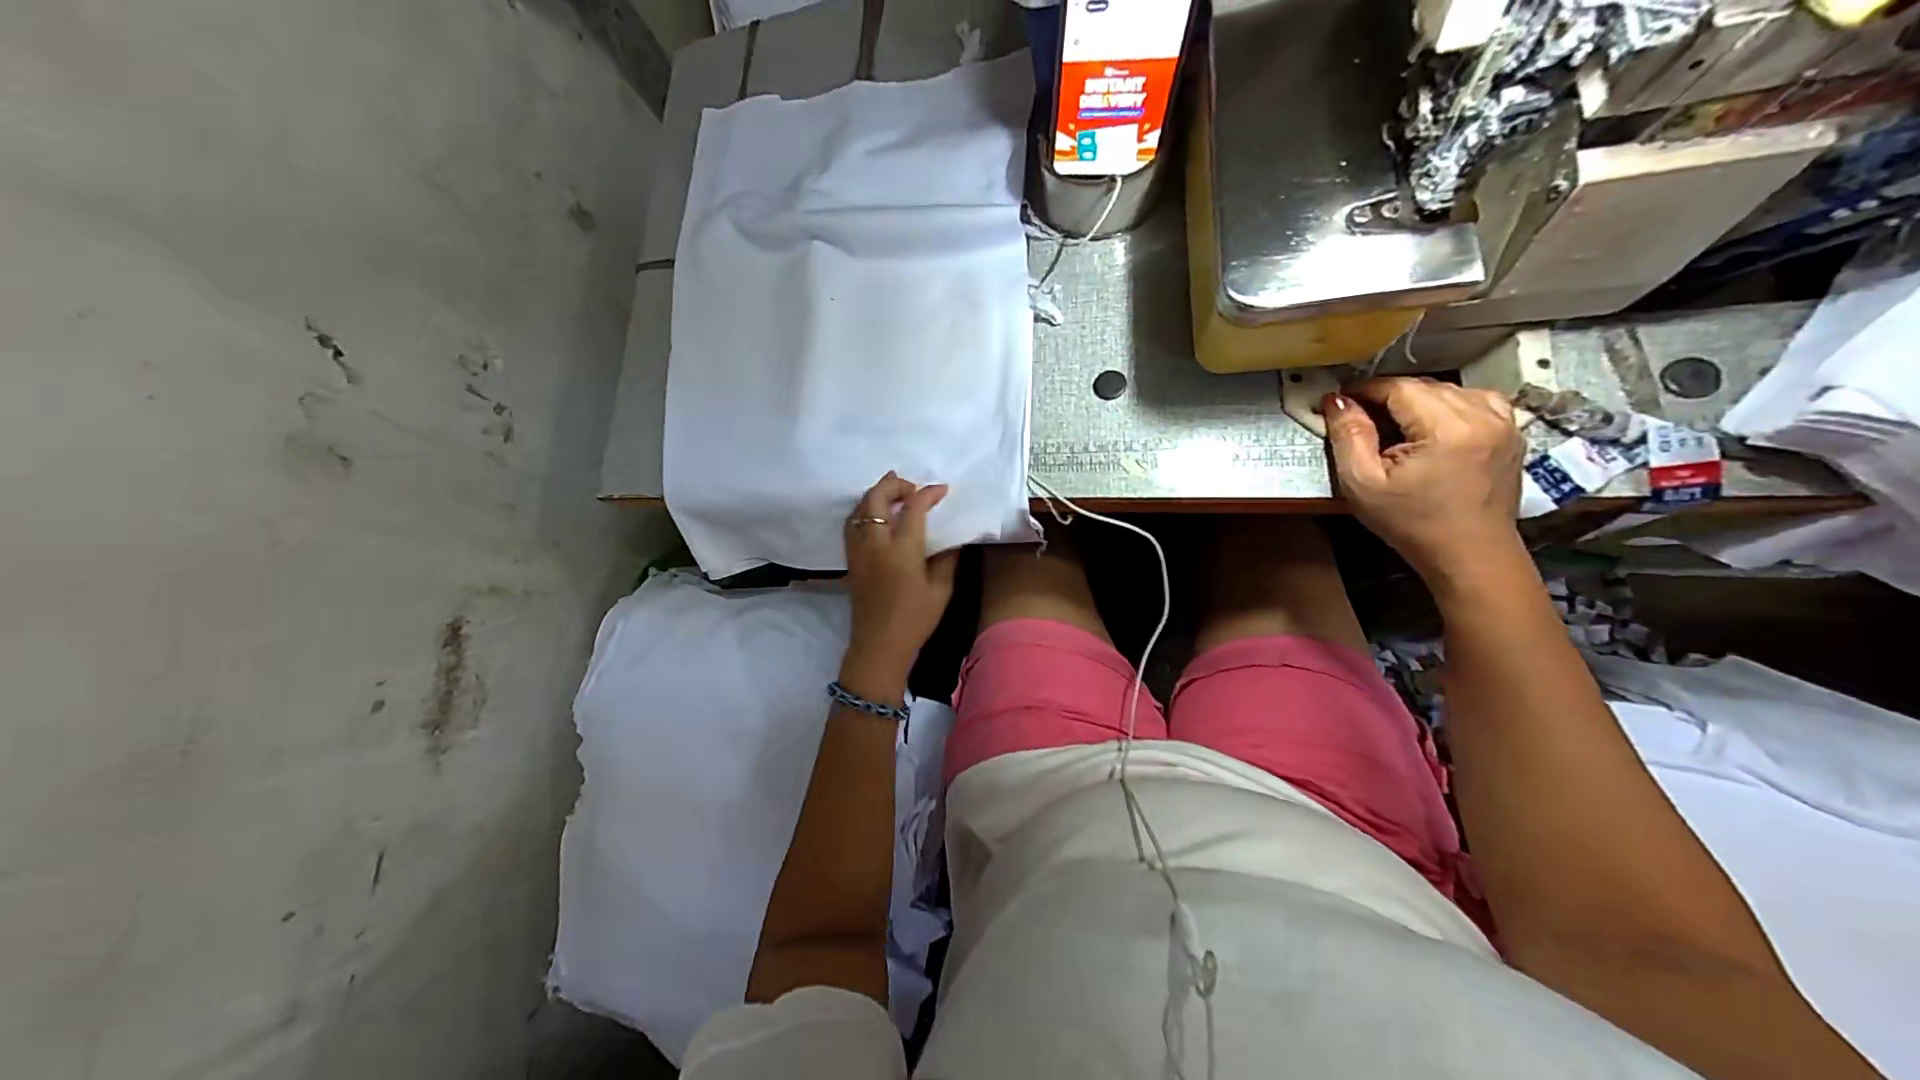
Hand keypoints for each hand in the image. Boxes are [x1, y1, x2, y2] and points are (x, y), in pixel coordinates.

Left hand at [841, 472, 958, 691]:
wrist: (879, 645)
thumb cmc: (915, 620)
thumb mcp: (941, 590)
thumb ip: (946, 558)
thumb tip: (951, 537)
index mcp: (902, 551)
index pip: (913, 509)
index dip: (928, 494)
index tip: (942, 490)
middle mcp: (876, 545)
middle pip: (877, 499)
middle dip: (894, 484)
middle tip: (912, 487)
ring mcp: (858, 551)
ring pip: (860, 508)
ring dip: (877, 494)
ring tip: (894, 493)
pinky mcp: (850, 559)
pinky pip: (852, 523)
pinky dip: (865, 510)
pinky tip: (877, 514)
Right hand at [1322, 377, 1525, 581]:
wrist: (1470, 555)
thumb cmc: (1412, 524)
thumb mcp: (1363, 484)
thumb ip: (1348, 436)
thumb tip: (1338, 401)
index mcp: (1448, 427)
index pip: (1399, 387)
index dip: (1365, 390)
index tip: (1341, 402)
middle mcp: (1483, 415)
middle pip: (1425, 386)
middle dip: (1389, 397)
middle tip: (1361, 419)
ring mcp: (1504, 423)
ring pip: (1450, 391)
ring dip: (1418, 401)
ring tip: (1396, 426)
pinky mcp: (1512, 432)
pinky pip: (1476, 401)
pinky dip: (1449, 406)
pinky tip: (1432, 426)